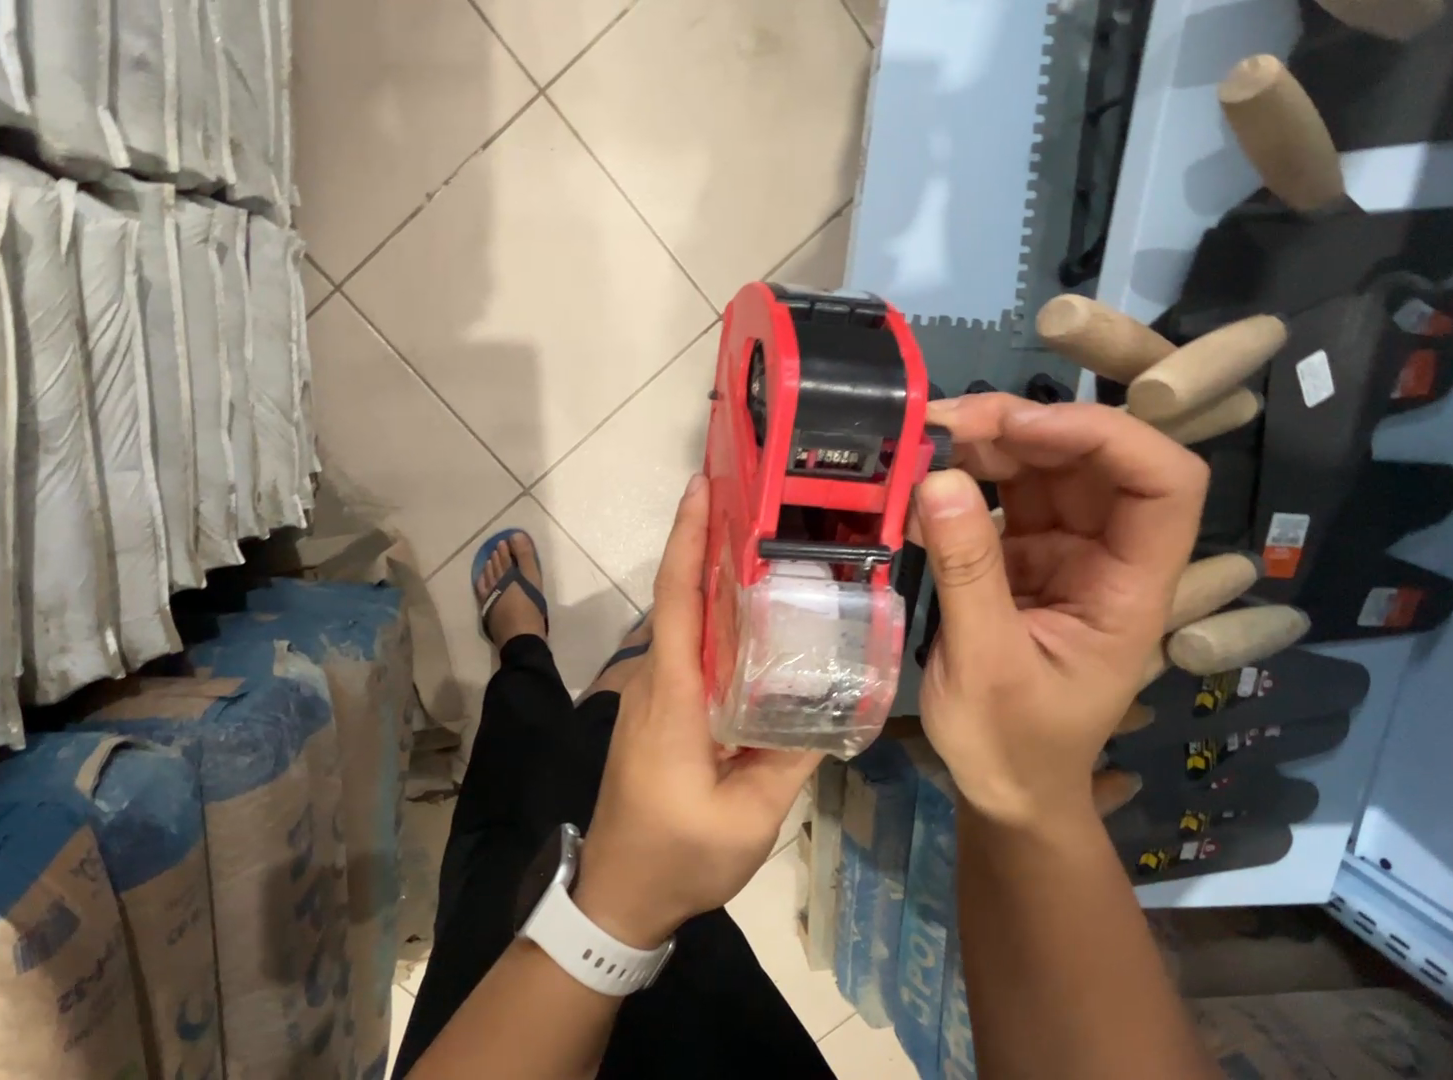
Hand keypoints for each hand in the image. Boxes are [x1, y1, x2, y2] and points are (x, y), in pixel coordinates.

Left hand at [574, 476, 821, 947]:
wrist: (619, 895)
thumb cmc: (678, 856)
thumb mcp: (749, 817)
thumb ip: (791, 756)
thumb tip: (833, 702)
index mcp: (671, 697)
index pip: (675, 599)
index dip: (686, 538)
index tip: (702, 486)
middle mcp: (655, 681)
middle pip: (680, 598)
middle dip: (709, 543)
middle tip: (759, 500)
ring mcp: (652, 696)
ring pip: (685, 624)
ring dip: (716, 580)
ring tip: (769, 545)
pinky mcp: (658, 711)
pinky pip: (690, 653)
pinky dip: (717, 623)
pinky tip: (759, 620)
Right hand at [914, 394, 1207, 828]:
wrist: (1003, 785)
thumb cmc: (1011, 742)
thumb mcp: (985, 664)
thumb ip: (967, 573)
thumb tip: (935, 481)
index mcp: (1130, 588)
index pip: (1162, 486)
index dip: (1106, 437)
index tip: (1021, 427)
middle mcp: (1105, 558)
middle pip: (1089, 464)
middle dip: (1022, 430)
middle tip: (942, 424)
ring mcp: (1060, 556)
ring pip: (1039, 474)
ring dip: (984, 448)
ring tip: (921, 442)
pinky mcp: (1015, 562)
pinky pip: (994, 503)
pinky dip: (957, 484)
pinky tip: (916, 482)